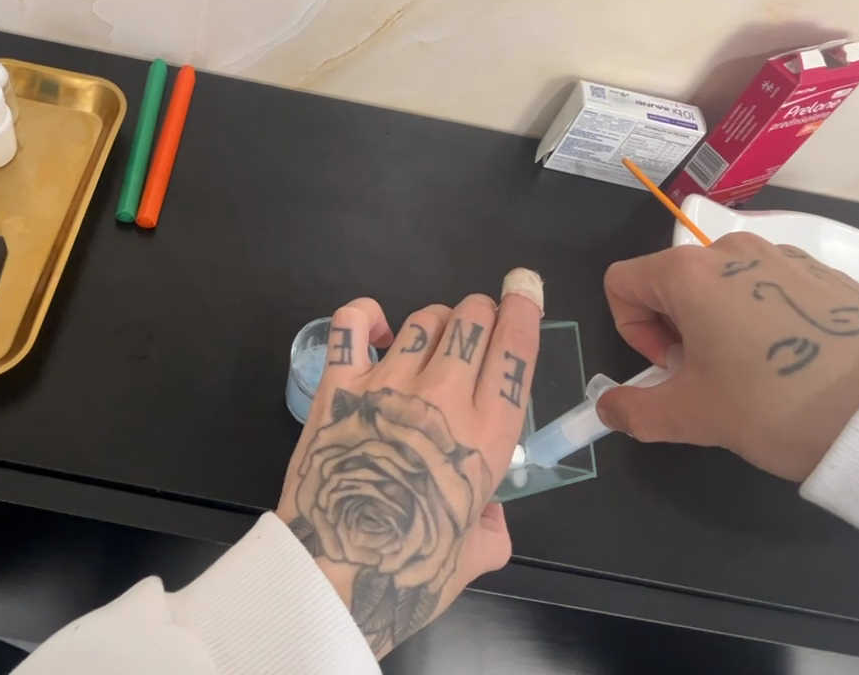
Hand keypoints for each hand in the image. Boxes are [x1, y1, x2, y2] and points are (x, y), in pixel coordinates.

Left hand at [277, 271, 543, 657]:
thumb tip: (490, 516)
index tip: (525, 288)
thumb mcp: (473, 555)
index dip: (524, 310)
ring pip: (424, 318)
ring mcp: (388, 383)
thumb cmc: (409, 568)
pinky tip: (378, 328)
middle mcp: (443, 396)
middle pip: (471, 319)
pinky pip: (354, 322)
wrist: (333, 568)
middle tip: (474, 331)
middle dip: (479, 315)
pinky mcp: (340, 381)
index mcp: (486, 435)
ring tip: (431, 341)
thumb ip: (491, 527)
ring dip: (436, 321)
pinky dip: (368, 314)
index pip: (515, 349)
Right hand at [595, 234, 858, 481]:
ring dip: (718, 322)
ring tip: (758, 371)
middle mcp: (729, 249)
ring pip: (721, 285)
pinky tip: (800, 362)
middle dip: (677, 327)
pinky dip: (764, 318)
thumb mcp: (695, 417)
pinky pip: (769, 287)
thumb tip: (608, 409)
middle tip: (711, 376)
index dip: (632, 329)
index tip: (671, 368)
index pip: (622, 283)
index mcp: (686, 272)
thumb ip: (637, 410)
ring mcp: (782, 256)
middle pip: (672, 281)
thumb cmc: (777, 404)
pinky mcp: (826, 274)